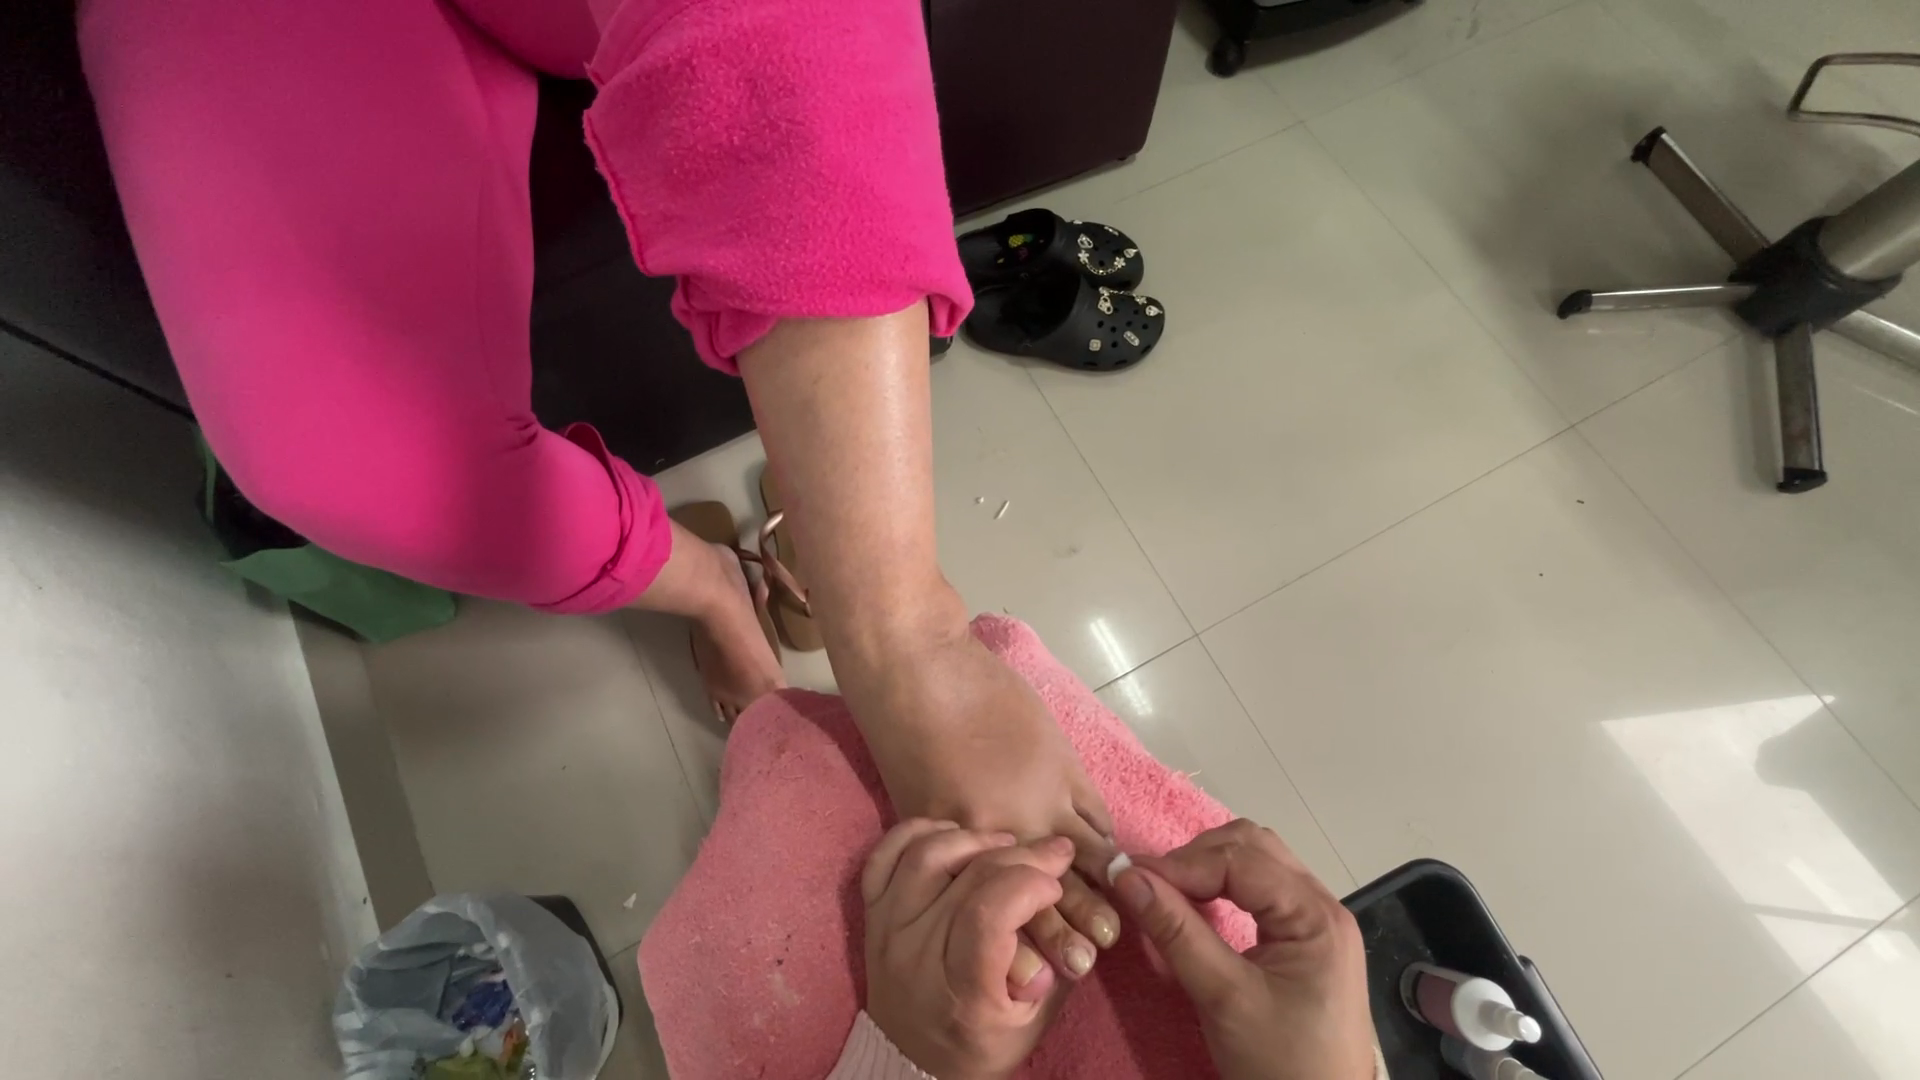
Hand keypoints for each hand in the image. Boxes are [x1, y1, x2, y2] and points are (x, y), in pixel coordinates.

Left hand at [846, 628, 1122, 983]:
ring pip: (1088, 853)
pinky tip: (1113, 854)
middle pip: (1058, 890)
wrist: (922, 671)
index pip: (1010, 906)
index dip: (1035, 942)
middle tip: (1100, 950)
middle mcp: (1011, 832)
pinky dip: (1106, 835)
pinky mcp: (1065, 763)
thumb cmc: (904, 735)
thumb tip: (984, 878)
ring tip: (1121, 909)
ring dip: (1106, 885)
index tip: (1052, 963)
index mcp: (969, 849)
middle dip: (1082, 925)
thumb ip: (955, 847)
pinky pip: (1095, 811)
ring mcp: (1045, 797)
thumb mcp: (918, 805)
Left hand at [862, 820, 1076, 1079]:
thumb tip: (1071, 896)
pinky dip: (916, 832)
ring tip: (1005, 841)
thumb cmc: (981, 1041)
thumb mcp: (1031, 1021)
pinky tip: (951, 832)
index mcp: (961, 990)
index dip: (1027, 886)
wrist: (913, 1061)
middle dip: (1020, 854)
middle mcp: (917, 953)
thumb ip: (1054, 963)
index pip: (987, 915)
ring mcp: (888, 927)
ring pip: (925, 855)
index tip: (1057, 883)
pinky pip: (884, 855)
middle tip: (1053, 850)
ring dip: (971, 837)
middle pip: (966, 876)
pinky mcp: (872, 912)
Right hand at [1112, 820, 1376, 1079]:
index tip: (1131, 876)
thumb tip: (1125, 876)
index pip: (1238, 860)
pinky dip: (1223, 883)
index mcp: (1315, 916)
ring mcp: (1315, 919)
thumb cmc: (1281, 1067)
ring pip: (1254, 859)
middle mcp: (1321, 905)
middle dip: (1196, 856)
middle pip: (1250, 846)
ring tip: (1170, 890)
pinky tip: (1198, 903)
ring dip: (1209, 865)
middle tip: (1152, 883)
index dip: (1181, 863)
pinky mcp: (1303, 936)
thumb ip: (1175, 931)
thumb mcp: (1223, 999)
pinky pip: (1259, 885)